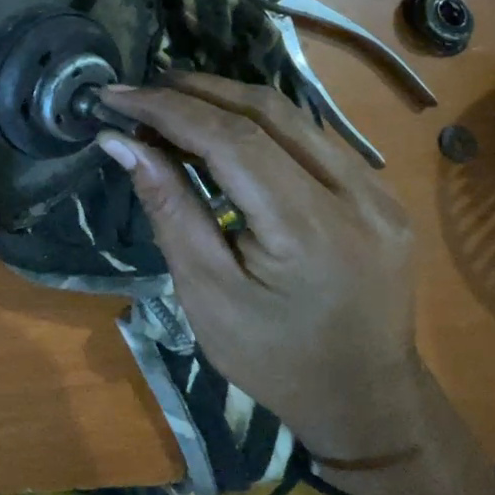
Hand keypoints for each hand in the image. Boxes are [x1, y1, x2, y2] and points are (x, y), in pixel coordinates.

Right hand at [96, 76, 424, 460]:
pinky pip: (310, 136)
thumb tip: (120, 140)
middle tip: (136, 93)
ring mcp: (379, 192)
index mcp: (312, 232)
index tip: (115, 96)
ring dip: (222, 100)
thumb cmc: (273, 357)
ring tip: (166, 105)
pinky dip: (255, 122)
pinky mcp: (379, 193)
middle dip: (194, 91)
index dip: (169, 109)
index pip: (234, 139)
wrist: (365, 402)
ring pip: (292, 115)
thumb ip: (168, 206)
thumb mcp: (205, 291)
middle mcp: (359, 198)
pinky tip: (217, 130)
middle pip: (268, 112)